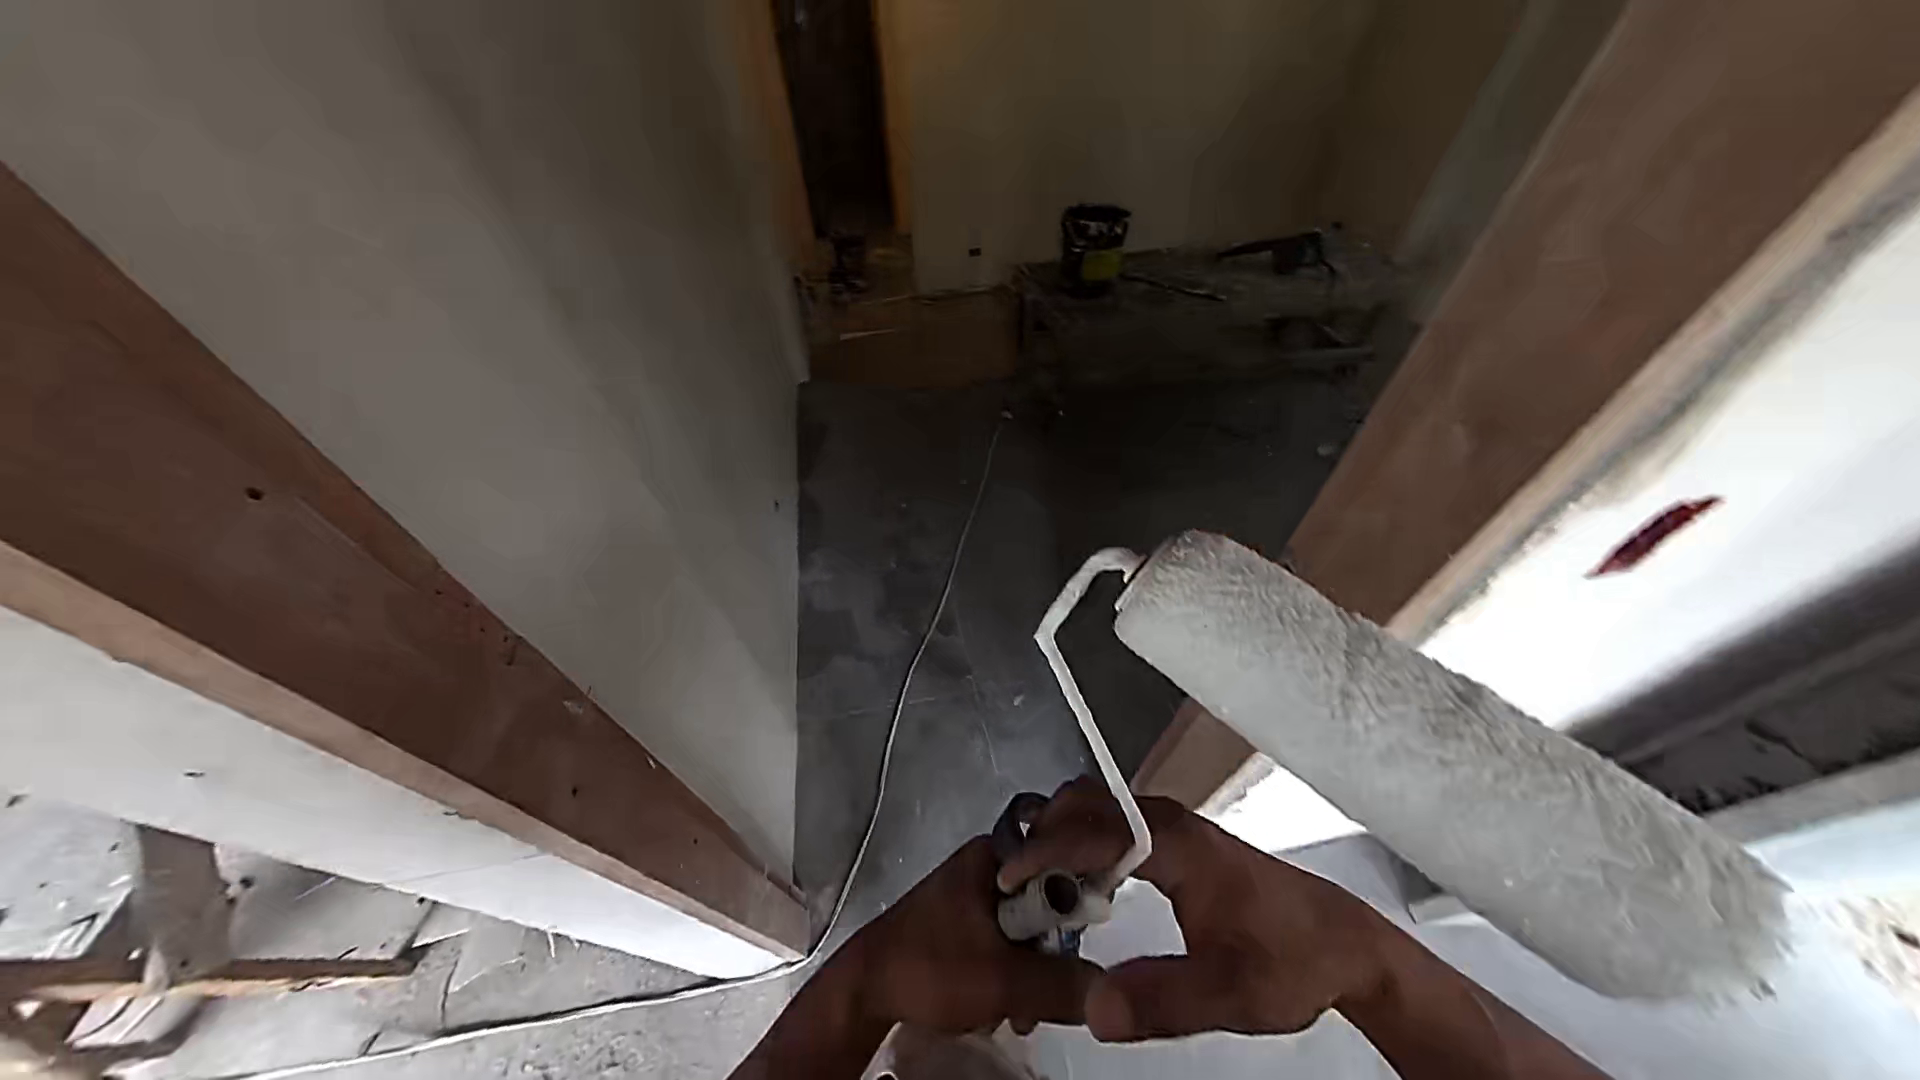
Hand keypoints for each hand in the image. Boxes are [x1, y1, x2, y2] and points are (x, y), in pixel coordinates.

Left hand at [844, 834, 1100, 1034]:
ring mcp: (974, 890)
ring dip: (1030, 968)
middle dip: (1049, 949)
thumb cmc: (930, 967)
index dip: (1077, 898)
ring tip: (1019, 1009)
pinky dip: (1011, 969)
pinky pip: (1006, 936)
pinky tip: (1002, 1004)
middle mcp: (986, 863)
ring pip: (1026, 924)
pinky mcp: (965, 917)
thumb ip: (1062, 983)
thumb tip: (1111, 988)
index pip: (1057, 858)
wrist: (866, 988)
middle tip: (1048, 989)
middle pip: (1044, 897)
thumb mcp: (1002, 980)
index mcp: (993, 854)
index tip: (1082, 939)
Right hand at [997, 777, 1390, 1041]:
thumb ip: (1161, 1000)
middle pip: (1087, 803)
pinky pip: (1110, 822)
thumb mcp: (1231, 995)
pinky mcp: (1172, 834)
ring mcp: (1169, 822)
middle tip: (1018, 883)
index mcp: (1176, 844)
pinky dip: (1081, 841)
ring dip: (1060, 834)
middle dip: (1044, 833)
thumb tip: (1092, 1009)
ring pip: (1097, 807)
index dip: (1048, 850)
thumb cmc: (1289, 959)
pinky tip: (1079, 886)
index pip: (1095, 832)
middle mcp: (1166, 819)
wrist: (1339, 940)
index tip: (1011, 877)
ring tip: (1041, 886)